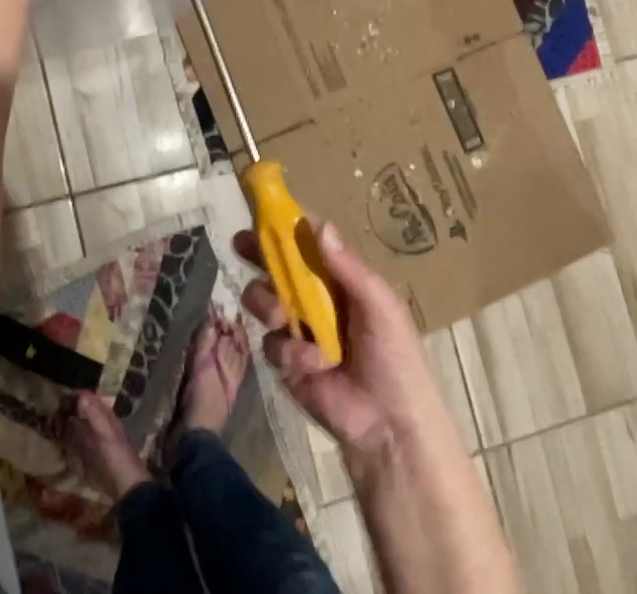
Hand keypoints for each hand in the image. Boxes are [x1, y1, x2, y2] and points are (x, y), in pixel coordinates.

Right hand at [234, 221, 449, 469]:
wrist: (388, 424)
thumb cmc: (394, 357)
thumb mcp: (380, 306)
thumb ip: (349, 267)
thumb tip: (318, 225)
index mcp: (342, 280)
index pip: (310, 244)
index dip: (288, 227)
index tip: (265, 212)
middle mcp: (316, 298)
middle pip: (277, 266)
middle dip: (258, 254)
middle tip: (241, 244)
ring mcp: (298, 328)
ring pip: (263, 299)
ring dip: (268, 303)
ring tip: (281, 316)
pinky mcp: (286, 359)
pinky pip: (270, 341)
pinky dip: (289, 351)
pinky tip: (313, 364)